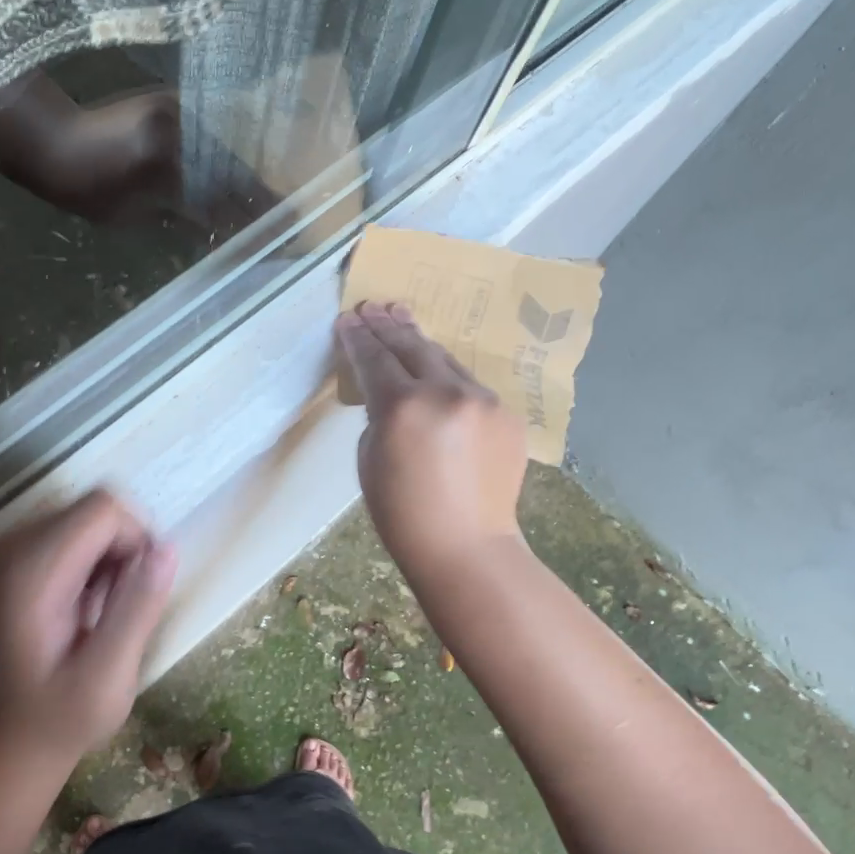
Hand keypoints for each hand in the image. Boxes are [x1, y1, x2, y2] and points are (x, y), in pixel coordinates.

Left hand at [0, 490, 177, 759]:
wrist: (17, 729)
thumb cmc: (64, 714)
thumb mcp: (109, 676)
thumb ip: (137, 610)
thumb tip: (167, 548)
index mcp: (32, 572)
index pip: (104, 510)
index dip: (137, 543)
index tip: (136, 594)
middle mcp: (15, 544)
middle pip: (99, 509)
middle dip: (126, 552)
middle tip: (117, 610)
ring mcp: (15, 544)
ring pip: (93, 517)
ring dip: (114, 558)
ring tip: (102, 611)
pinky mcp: (22, 549)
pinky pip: (81, 529)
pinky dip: (99, 560)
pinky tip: (89, 603)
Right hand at [336, 301, 527, 577]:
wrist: (465, 545)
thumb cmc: (401, 512)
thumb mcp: (370, 458)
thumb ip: (380, 415)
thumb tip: (392, 394)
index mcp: (403, 407)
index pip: (375, 359)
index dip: (358, 339)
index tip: (348, 320)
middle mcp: (446, 392)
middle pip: (412, 347)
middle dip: (389, 326)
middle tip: (375, 307)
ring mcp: (483, 400)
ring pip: (446, 360)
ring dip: (421, 344)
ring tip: (404, 323)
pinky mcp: (506, 414)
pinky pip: (470, 386)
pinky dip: (449, 378)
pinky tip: (436, 373)